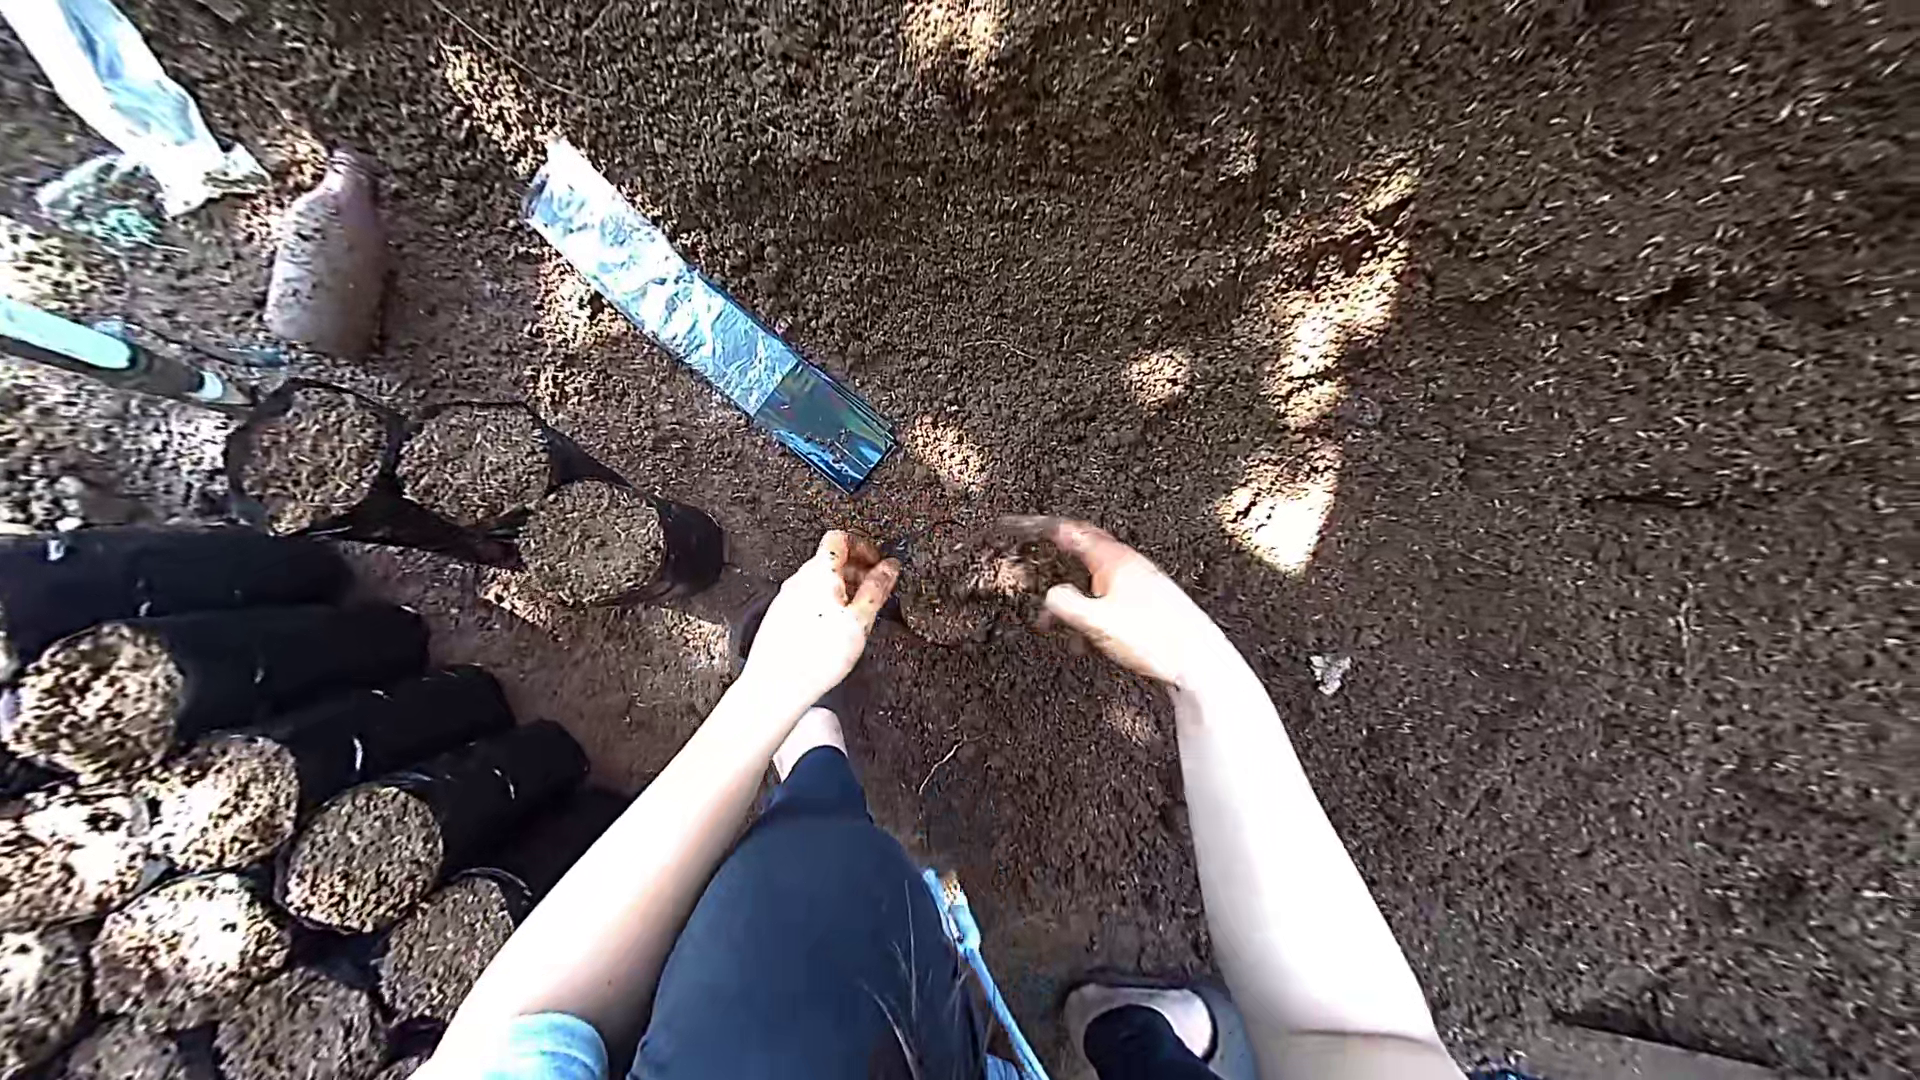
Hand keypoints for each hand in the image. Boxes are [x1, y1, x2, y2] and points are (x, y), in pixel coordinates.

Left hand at [742, 530, 899, 710]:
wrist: (776, 687)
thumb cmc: (815, 657)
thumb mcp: (860, 620)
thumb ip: (877, 588)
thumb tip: (890, 568)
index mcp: (819, 573)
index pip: (840, 537)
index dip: (865, 546)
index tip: (879, 564)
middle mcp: (800, 580)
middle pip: (832, 558)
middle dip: (858, 569)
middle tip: (876, 589)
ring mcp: (788, 597)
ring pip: (821, 579)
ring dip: (844, 587)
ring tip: (860, 613)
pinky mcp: (781, 616)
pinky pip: (809, 598)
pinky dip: (828, 603)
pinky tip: (836, 628)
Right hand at [1008, 516, 1234, 689]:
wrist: (1198, 662)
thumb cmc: (1155, 639)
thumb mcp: (1096, 621)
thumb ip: (1065, 604)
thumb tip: (1051, 595)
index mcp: (1115, 560)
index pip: (1074, 532)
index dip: (1046, 527)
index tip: (1027, 525)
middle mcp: (1129, 565)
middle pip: (1085, 551)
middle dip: (1059, 559)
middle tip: (1039, 561)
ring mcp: (1140, 582)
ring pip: (1096, 578)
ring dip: (1074, 593)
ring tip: (1058, 618)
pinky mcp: (1148, 603)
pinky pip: (1109, 596)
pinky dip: (1091, 607)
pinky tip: (1087, 634)